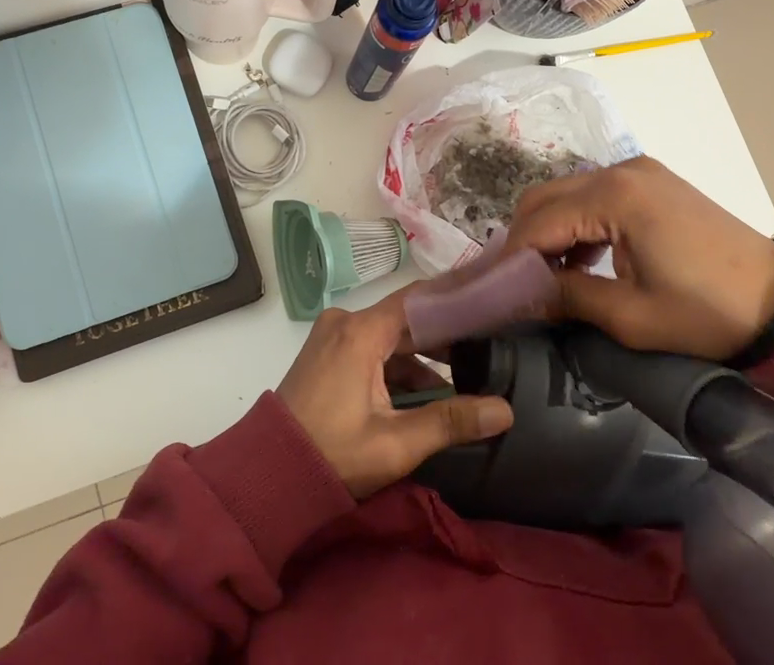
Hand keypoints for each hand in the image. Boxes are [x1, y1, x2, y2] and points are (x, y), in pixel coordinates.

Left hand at [276, 290, 513, 498]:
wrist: (268, 474)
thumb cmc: (333, 455)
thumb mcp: (396, 443)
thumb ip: (451, 422)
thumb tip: (505, 410)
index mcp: (360, 332)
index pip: (420, 299)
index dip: (457, 298)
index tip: (494, 301)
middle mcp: (344, 323)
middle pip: (407, 320)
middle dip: (446, 338)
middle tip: (491, 349)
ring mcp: (332, 339)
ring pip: (390, 339)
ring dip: (423, 361)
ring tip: (466, 382)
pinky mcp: (326, 357)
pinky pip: (371, 351)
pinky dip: (398, 369)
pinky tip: (425, 396)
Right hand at [504, 156, 773, 360]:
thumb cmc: (707, 313)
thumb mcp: (630, 316)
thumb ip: (567, 297)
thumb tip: (520, 297)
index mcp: (615, 196)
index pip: (538, 222)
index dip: (511, 259)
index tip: (493, 294)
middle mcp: (621, 171)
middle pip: (544, 198)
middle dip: (522, 241)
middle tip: (514, 286)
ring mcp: (639, 172)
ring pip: (565, 194)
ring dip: (547, 232)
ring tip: (541, 279)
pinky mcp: (652, 183)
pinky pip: (593, 196)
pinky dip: (574, 225)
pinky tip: (577, 263)